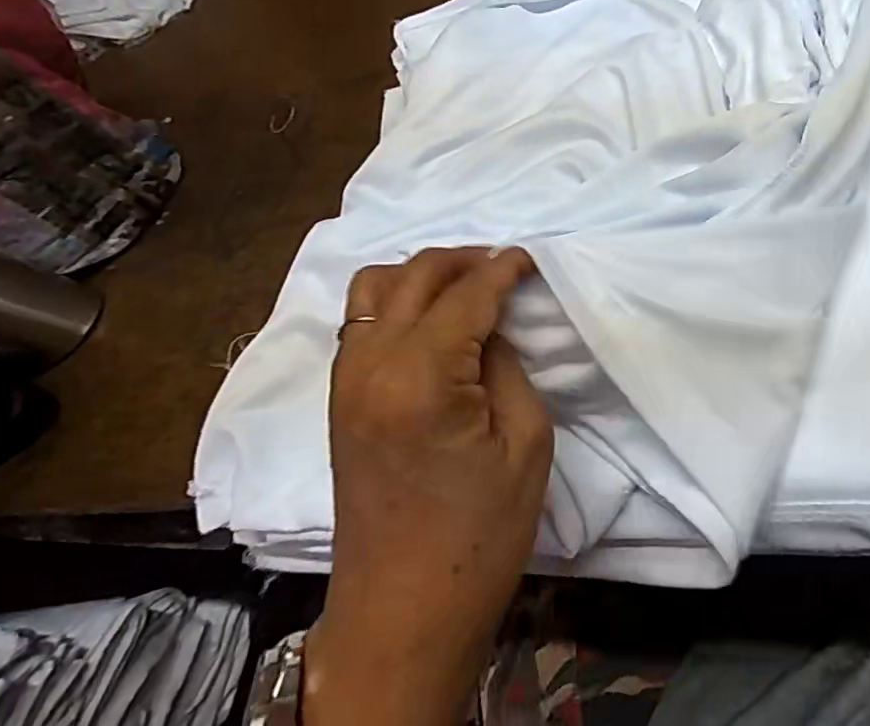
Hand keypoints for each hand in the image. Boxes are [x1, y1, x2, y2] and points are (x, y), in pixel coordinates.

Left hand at [303, 246, 550, 725]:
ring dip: (423, 276)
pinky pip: (361, 323)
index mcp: (421, 378)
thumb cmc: (480, 533)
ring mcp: (345, 383)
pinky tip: (433, 320)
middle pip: (412, 276)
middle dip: (463, 260)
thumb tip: (491, 329)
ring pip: (372, 289)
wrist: (404, 610)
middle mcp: (370, 367)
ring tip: (467, 288)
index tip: (532, 259)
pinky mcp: (338, 401)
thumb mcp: (525, 443)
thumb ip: (506, 368)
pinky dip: (397, 302)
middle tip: (505, 268)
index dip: (503, 269)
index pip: (465, 294)